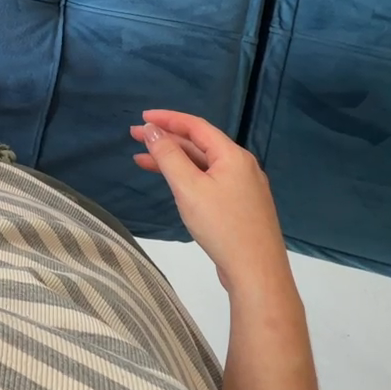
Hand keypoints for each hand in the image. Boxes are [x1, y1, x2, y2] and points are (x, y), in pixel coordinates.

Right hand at [129, 109, 291, 296]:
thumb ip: (168, 156)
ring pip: (202, 163)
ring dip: (172, 158)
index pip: (196, 126)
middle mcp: (240, 166)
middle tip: (134, 136)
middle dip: (166, 138)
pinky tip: (171, 181)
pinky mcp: (239, 205)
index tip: (142, 117)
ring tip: (141, 159)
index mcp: (232, 156)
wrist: (257, 272)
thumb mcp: (188, 187)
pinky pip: (208, 179)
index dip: (168, 119)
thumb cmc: (221, 225)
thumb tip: (151, 130)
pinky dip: (185, 175)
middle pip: (199, 144)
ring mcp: (242, 186)